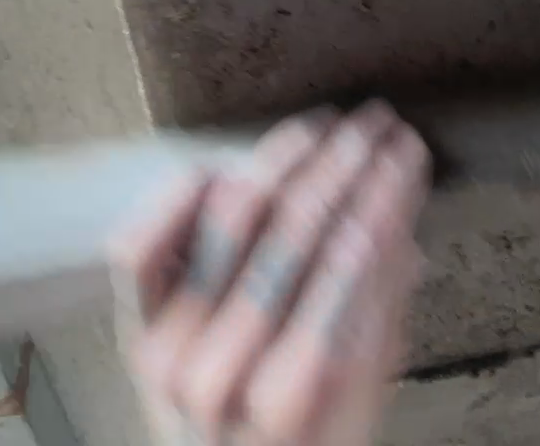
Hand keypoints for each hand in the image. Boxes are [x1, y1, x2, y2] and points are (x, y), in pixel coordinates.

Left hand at [110, 101, 430, 444]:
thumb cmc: (305, 432)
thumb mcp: (369, 390)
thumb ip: (384, 297)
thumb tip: (402, 198)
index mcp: (290, 402)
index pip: (347, 265)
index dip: (381, 197)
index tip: (406, 153)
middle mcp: (217, 375)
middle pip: (293, 232)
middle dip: (345, 166)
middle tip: (374, 126)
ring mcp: (165, 348)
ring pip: (230, 218)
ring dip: (283, 159)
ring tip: (321, 127)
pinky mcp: (133, 324)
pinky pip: (143, 243)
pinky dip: (180, 196)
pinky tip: (225, 165)